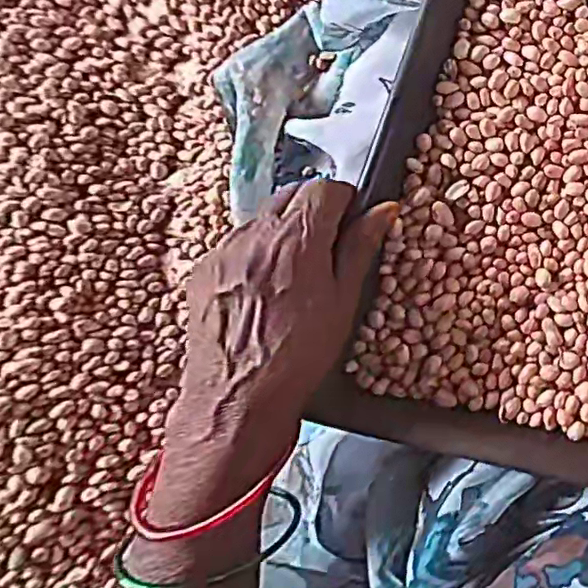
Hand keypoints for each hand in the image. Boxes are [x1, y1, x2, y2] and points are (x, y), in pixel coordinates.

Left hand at [160, 181, 396, 506]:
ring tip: (299, 272)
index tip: (354, 222)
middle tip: (332, 245)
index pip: (325, 187)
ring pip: (264, 217)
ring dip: (287, 229)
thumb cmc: (299, 354)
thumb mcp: (344, 300)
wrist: (236, 399)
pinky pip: (239, 241)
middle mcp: (255, 236)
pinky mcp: (204, 270)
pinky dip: (260, 250)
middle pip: (292, 194)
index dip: (346, 200)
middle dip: (316, 209)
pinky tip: (269, 287)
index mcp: (296, 240)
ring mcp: (224, 251)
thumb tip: (383, 210)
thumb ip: (360, 247)